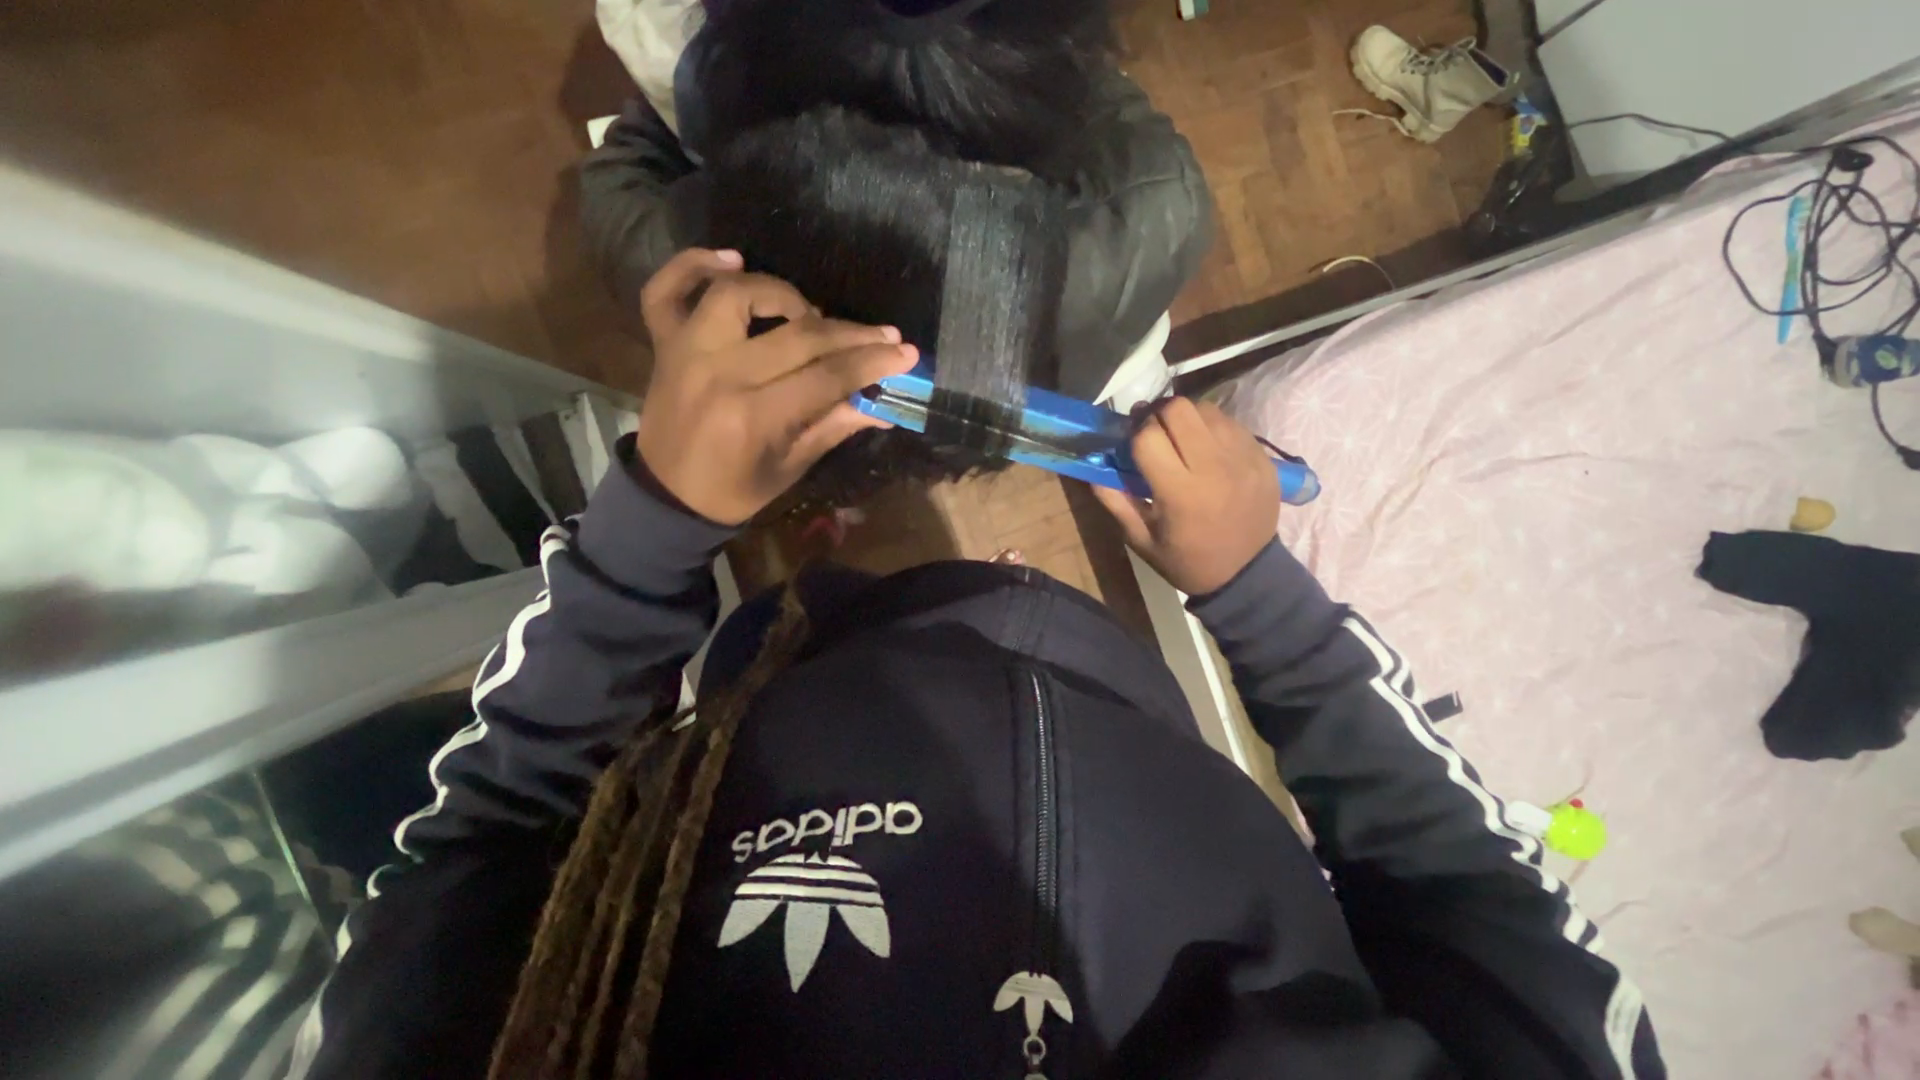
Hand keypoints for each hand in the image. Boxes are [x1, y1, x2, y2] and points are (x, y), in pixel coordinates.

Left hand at [633, 249, 917, 524]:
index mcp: (753, 416)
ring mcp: (686, 351)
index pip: (826, 377)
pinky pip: (666, 288)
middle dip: (849, 333)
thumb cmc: (733, 489)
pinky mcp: (663, 342)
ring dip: (782, 294)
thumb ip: (834, 426)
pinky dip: (693, 264)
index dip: (872, 363)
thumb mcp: (790, 468)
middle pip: (797, 336)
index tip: (906, 354)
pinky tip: (732, 260)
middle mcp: (719, 374)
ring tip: (809, 313)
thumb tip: (884, 405)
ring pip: (735, 294)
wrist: (667, 496)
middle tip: (883, 335)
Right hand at [1093, 399, 1278, 595]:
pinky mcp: (1262, 457)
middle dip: (1158, 415)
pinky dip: (1212, 428)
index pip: (1148, 436)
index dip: (1134, 434)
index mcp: (1180, 492)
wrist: (1246, 574)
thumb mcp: (1141, 540)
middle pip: (1178, 409)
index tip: (1131, 443)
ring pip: (1206, 409)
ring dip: (1186, 418)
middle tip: (1154, 431)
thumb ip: (1116, 501)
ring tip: (1181, 438)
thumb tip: (1094, 468)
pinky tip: (1207, 448)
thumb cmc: (1186, 561)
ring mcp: (1243, 459)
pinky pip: (1231, 423)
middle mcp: (1213, 467)